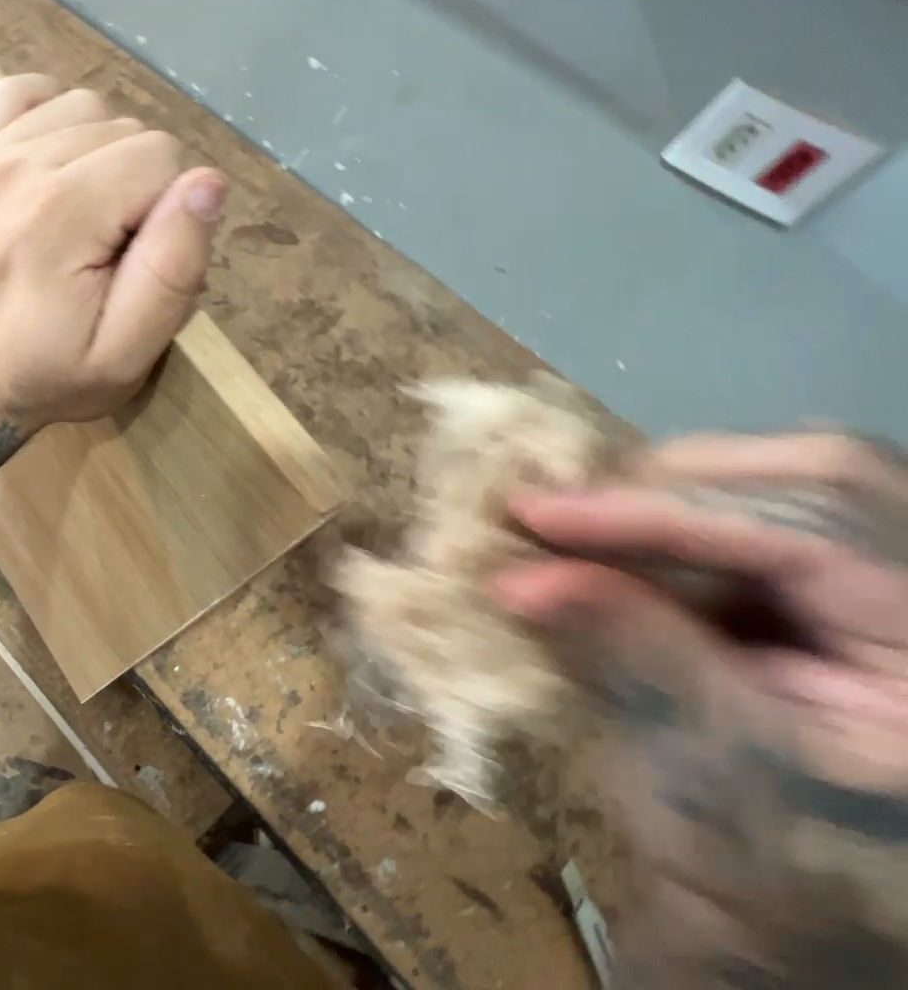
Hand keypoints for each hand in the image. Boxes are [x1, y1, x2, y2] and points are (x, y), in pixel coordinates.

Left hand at [0, 74, 228, 429]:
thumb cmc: (55, 373)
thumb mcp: (128, 352)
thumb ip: (173, 268)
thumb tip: (206, 181)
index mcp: (59, 213)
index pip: (163, 159)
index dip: (165, 215)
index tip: (131, 265)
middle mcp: (17, 167)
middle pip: (128, 131)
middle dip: (136, 190)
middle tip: (106, 254)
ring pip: (88, 109)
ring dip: (101, 157)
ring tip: (81, 220)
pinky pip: (24, 93)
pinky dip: (52, 118)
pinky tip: (55, 169)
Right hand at [497, 433, 907, 986]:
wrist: (801, 912)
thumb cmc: (780, 856)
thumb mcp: (715, 761)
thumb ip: (635, 653)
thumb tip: (516, 582)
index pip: (810, 530)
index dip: (664, 510)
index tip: (536, 510)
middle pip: (814, 476)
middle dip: (667, 486)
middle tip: (548, 511)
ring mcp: (879, 586)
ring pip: (777, 486)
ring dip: (658, 501)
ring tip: (564, 526)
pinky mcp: (823, 591)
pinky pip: (744, 522)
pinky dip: (659, 528)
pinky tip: (596, 544)